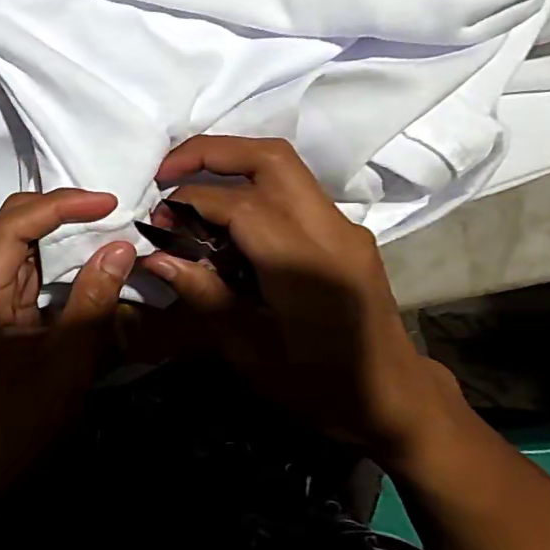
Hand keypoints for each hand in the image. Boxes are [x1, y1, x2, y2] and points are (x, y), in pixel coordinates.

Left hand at [0, 189, 136, 459]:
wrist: (4, 454)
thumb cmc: (32, 416)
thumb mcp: (69, 359)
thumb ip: (93, 300)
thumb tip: (122, 246)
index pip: (13, 227)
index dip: (60, 206)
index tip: (107, 202)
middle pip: (11, 222)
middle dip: (60, 207)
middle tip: (109, 209)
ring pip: (20, 234)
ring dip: (61, 222)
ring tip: (105, 219)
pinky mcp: (0, 299)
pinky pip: (29, 257)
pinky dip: (60, 245)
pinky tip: (88, 243)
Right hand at [141, 136, 460, 459]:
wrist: (393, 397)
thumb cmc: (320, 388)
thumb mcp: (252, 354)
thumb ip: (206, 297)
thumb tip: (156, 259)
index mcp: (307, 267)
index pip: (241, 206)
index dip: (191, 203)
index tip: (157, 221)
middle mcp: (332, 232)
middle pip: (271, 159)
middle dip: (212, 152)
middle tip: (166, 172)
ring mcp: (345, 227)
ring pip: (286, 167)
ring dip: (232, 164)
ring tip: (189, 189)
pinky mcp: (346, 233)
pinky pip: (295, 191)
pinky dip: (253, 186)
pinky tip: (225, 218)